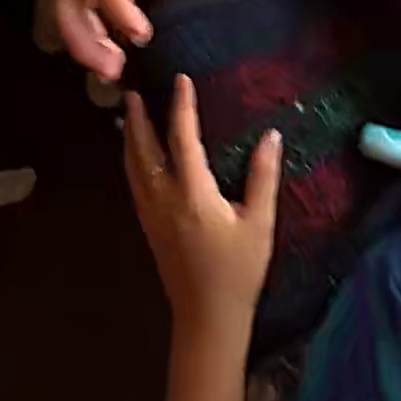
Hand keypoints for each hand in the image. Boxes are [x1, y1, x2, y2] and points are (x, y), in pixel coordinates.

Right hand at [17, 0, 203, 78]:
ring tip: (108, 69)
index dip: (117, 8)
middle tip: (115, 71)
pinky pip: (64, 1)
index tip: (140, 32)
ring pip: (61, 10)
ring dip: (80, 42)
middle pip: (69, 7)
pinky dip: (78, 27)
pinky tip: (99, 44)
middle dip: (87, 42)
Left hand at [123, 76, 282, 332]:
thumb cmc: (237, 272)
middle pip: (143, 149)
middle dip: (138, 118)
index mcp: (192, 193)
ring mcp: (151, 213)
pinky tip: (135, 155)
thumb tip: (270, 135)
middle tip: (133, 91)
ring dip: (130, 136)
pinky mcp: (147, 226)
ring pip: (133, 165)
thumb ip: (263, 177)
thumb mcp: (259, 223)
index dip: (181, 106)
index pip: (182, 138)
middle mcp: (164, 198)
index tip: (181, 79)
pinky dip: (131, 159)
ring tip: (129, 114)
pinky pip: (134, 181)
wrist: (206, 320)